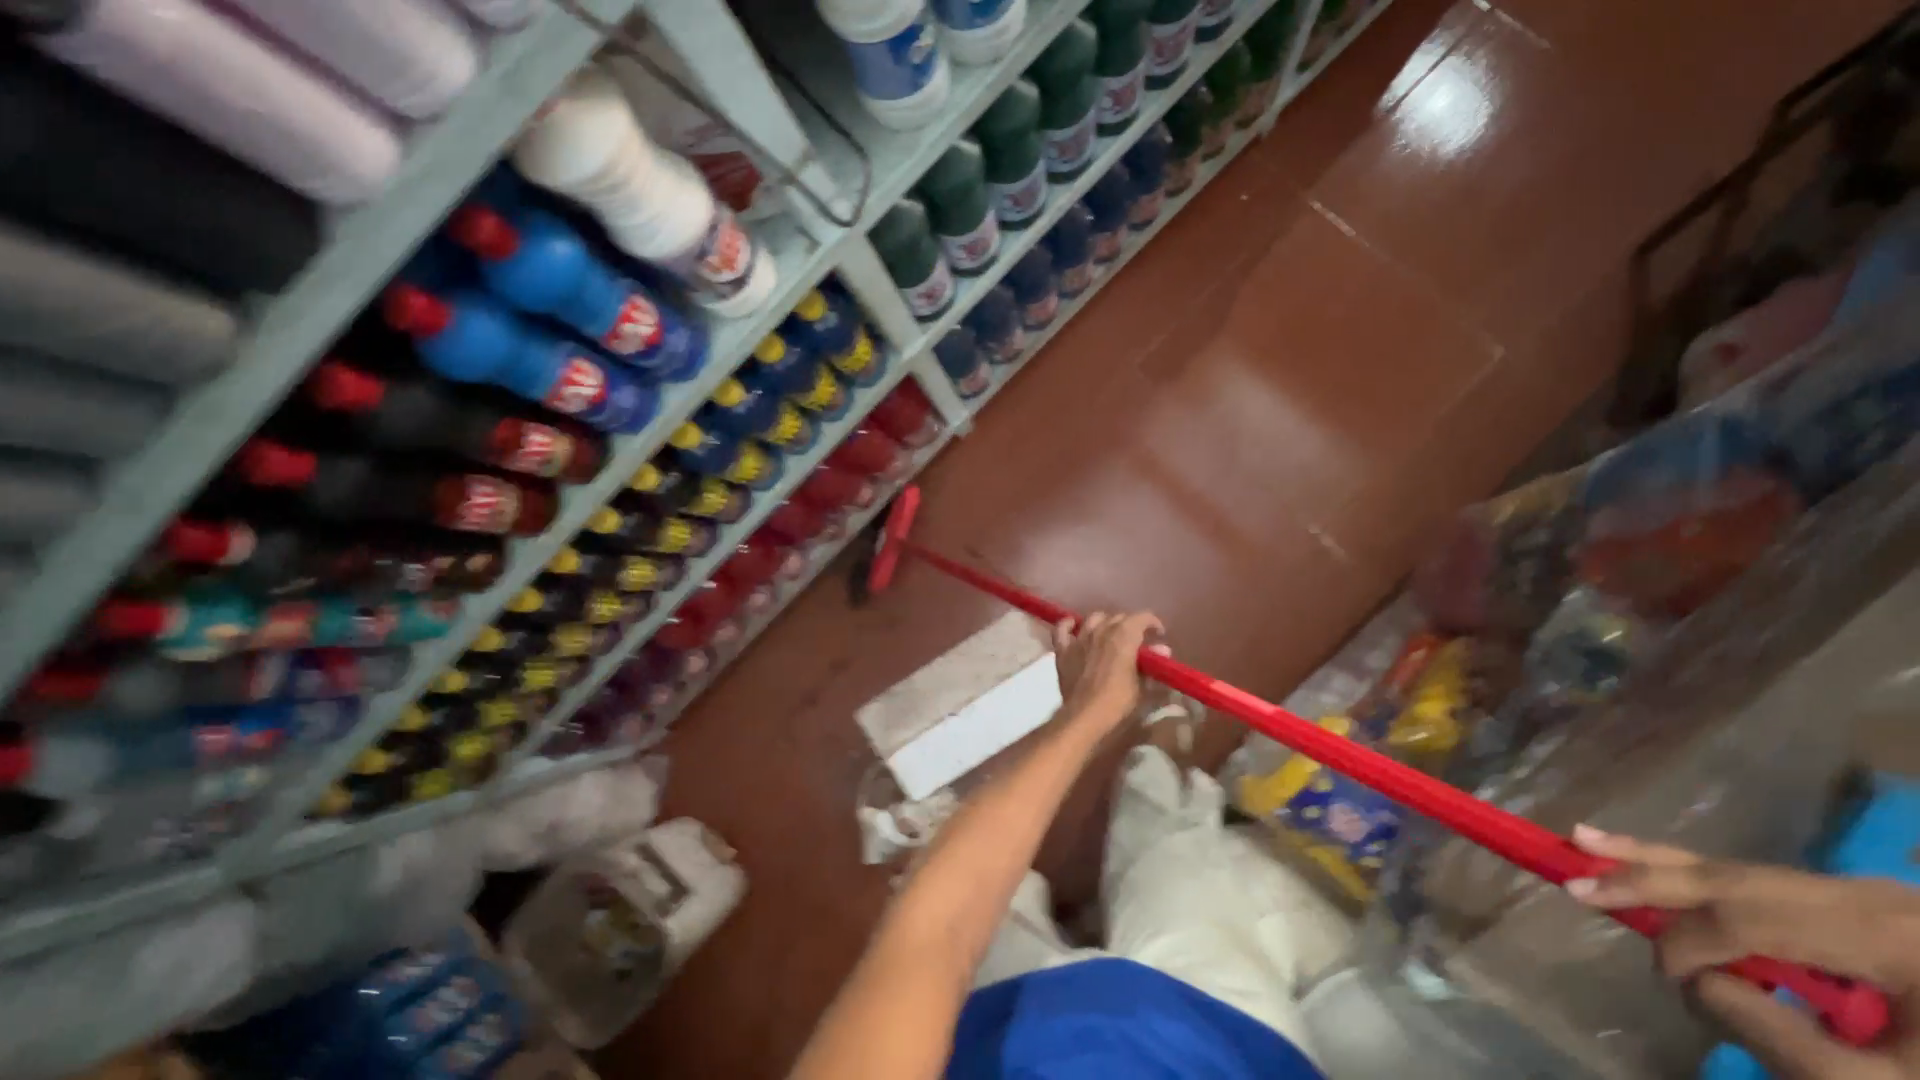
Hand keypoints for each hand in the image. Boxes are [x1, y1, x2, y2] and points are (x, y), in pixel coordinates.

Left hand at [1052, 611, 1164, 725]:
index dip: (1152, 623)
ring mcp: (1079, 639)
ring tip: (1110, 634)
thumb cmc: (1119, 702)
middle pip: (1118, 617)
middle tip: (1137, 642)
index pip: (1142, 617)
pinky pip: (1062, 629)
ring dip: (1105, 623)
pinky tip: (1074, 627)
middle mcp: (1101, 630)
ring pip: (1094, 619)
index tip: (1159, 635)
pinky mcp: (1063, 650)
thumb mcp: (1144, 686)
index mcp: (1124, 636)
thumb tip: (1162, 649)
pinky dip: (1069, 625)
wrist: (1085, 717)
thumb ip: (1152, 664)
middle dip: (1131, 625)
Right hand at [1566, 825, 1919, 1078]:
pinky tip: (1646, 856)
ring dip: (1658, 862)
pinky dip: (1697, 874)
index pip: (1751, 922)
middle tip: (1573, 878)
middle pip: (1735, 879)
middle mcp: (1869, 897)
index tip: (1668, 982)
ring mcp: (1864, 893)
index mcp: (1884, 938)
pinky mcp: (1854, 903)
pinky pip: (1761, 883)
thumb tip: (1695, 980)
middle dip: (1649, 878)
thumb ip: (1775, 1034)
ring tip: (1582, 839)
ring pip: (1740, 870)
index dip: (1691, 943)